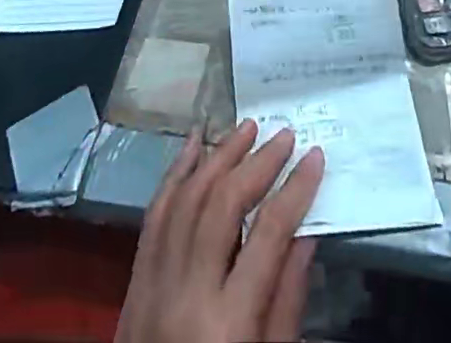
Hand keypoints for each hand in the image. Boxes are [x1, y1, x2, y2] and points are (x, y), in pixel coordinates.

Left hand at [116, 120, 324, 342]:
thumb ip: (288, 301)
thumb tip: (306, 234)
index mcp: (229, 322)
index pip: (268, 235)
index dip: (296, 189)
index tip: (315, 157)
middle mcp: (187, 291)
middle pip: (223, 205)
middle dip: (257, 163)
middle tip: (284, 135)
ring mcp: (154, 281)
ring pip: (185, 199)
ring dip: (217, 156)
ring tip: (245, 128)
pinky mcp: (135, 277)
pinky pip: (154, 213)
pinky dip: (175, 173)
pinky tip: (193, 145)